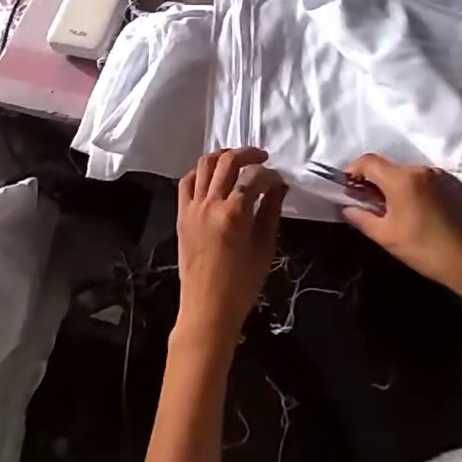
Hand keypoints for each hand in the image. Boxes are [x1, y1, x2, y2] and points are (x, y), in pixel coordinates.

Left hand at [173, 147, 283, 354]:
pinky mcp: (181, 214)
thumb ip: (271, 211)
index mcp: (235, 213)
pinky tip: (212, 175)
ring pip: (204, 165)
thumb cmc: (242, 283)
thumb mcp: (265, 248)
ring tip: (237, 159)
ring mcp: (192, 207)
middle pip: (228, 162)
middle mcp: (211, 203)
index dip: (270, 175)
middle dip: (248, 153)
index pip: (254, 178)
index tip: (280, 180)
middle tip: (262, 157)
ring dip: (223, 156)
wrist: (208, 308)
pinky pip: (186, 182)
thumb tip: (279, 186)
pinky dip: (200, 172)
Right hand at [342, 154, 461, 303]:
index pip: (367, 161)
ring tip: (384, 209)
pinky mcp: (446, 184)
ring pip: (400, 172)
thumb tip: (348, 208)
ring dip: (388, 184)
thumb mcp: (386, 236)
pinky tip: (404, 209)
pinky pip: (416, 179)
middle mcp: (418, 170)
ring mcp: (435, 175)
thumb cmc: (424, 249)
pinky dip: (404, 188)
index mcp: (401, 179)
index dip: (352, 171)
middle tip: (363, 202)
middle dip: (370, 180)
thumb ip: (361, 217)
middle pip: (385, 165)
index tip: (347, 189)